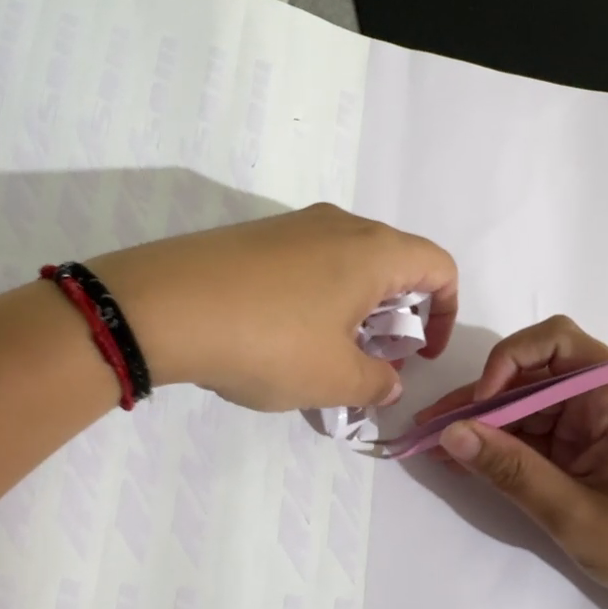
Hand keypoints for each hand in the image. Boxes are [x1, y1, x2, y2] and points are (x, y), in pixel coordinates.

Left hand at [87, 204, 457, 411]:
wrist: (161, 307)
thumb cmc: (268, 341)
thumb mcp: (334, 378)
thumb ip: (376, 383)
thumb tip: (387, 382)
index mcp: (374, 251)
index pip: (439, 267)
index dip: (446, 314)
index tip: (421, 356)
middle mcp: (340, 226)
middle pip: (395, 263)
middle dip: (398, 317)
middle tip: (374, 361)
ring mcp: (293, 226)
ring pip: (349, 264)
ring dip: (356, 310)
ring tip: (326, 355)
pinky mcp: (254, 238)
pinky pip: (309, 264)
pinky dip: (318, 299)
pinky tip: (283, 337)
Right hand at [415, 316, 607, 608]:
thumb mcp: (572, 513)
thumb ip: (511, 470)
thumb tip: (451, 434)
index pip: (558, 342)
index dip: (510, 361)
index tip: (482, 406)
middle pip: (533, 372)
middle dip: (481, 398)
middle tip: (431, 427)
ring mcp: (596, 418)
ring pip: (527, 401)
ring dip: (484, 422)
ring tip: (433, 445)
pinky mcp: (586, 441)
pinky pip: (536, 428)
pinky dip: (502, 443)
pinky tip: (464, 458)